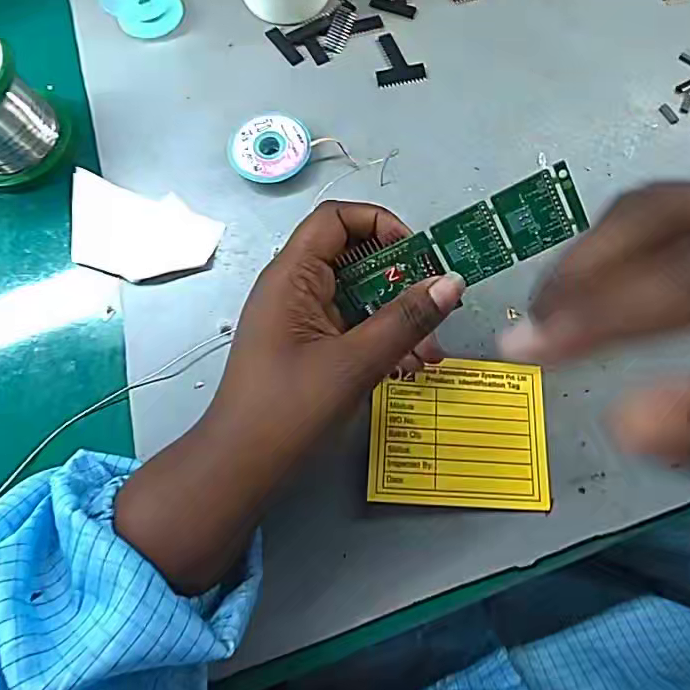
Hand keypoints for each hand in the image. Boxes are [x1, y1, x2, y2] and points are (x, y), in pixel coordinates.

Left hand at [210, 200, 465, 441]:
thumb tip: (449, 282)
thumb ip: (406, 320)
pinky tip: (409, 364)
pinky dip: (383, 337)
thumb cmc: (286, 411)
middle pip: (355, 257)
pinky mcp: (310, 344)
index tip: (416, 254)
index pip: (335, 219)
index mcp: (292, 276)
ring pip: (360, 295)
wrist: (240, 470)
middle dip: (400, 280)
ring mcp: (302, 317)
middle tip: (435, 304)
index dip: (379, 223)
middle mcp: (295, 288)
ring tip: (429, 351)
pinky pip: (354, 324)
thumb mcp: (355, 362)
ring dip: (398, 316)